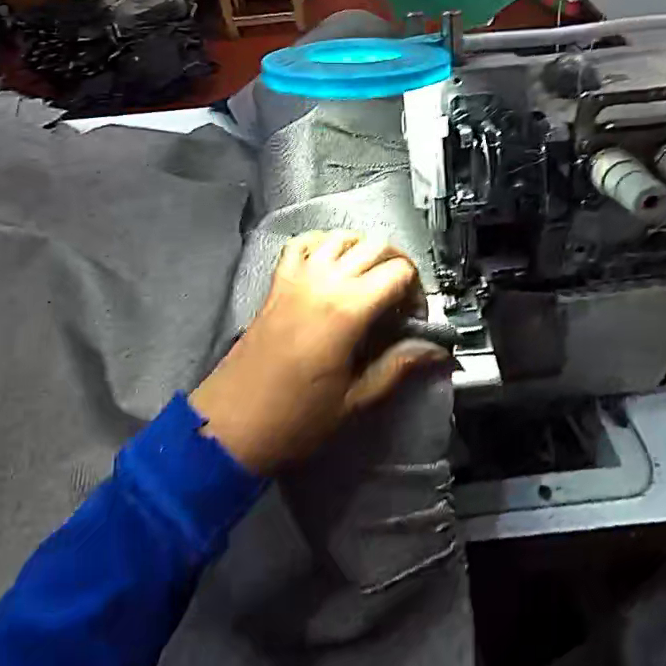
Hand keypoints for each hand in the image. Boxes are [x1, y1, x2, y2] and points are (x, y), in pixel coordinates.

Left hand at [188, 231, 447, 474]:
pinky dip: (323, 244)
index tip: (414, 320)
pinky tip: (333, 263)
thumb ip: (398, 366)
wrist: (229, 427)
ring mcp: (296, 279)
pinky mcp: (277, 284)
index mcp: (347, 309)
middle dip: (399, 266)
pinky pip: (303, 244)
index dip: (416, 293)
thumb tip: (436, 352)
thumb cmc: (295, 418)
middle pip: (376, 246)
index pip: (399, 272)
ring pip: (342, 237)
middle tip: (401, 300)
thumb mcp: (355, 399)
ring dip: (364, 251)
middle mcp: (324, 282)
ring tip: (371, 280)